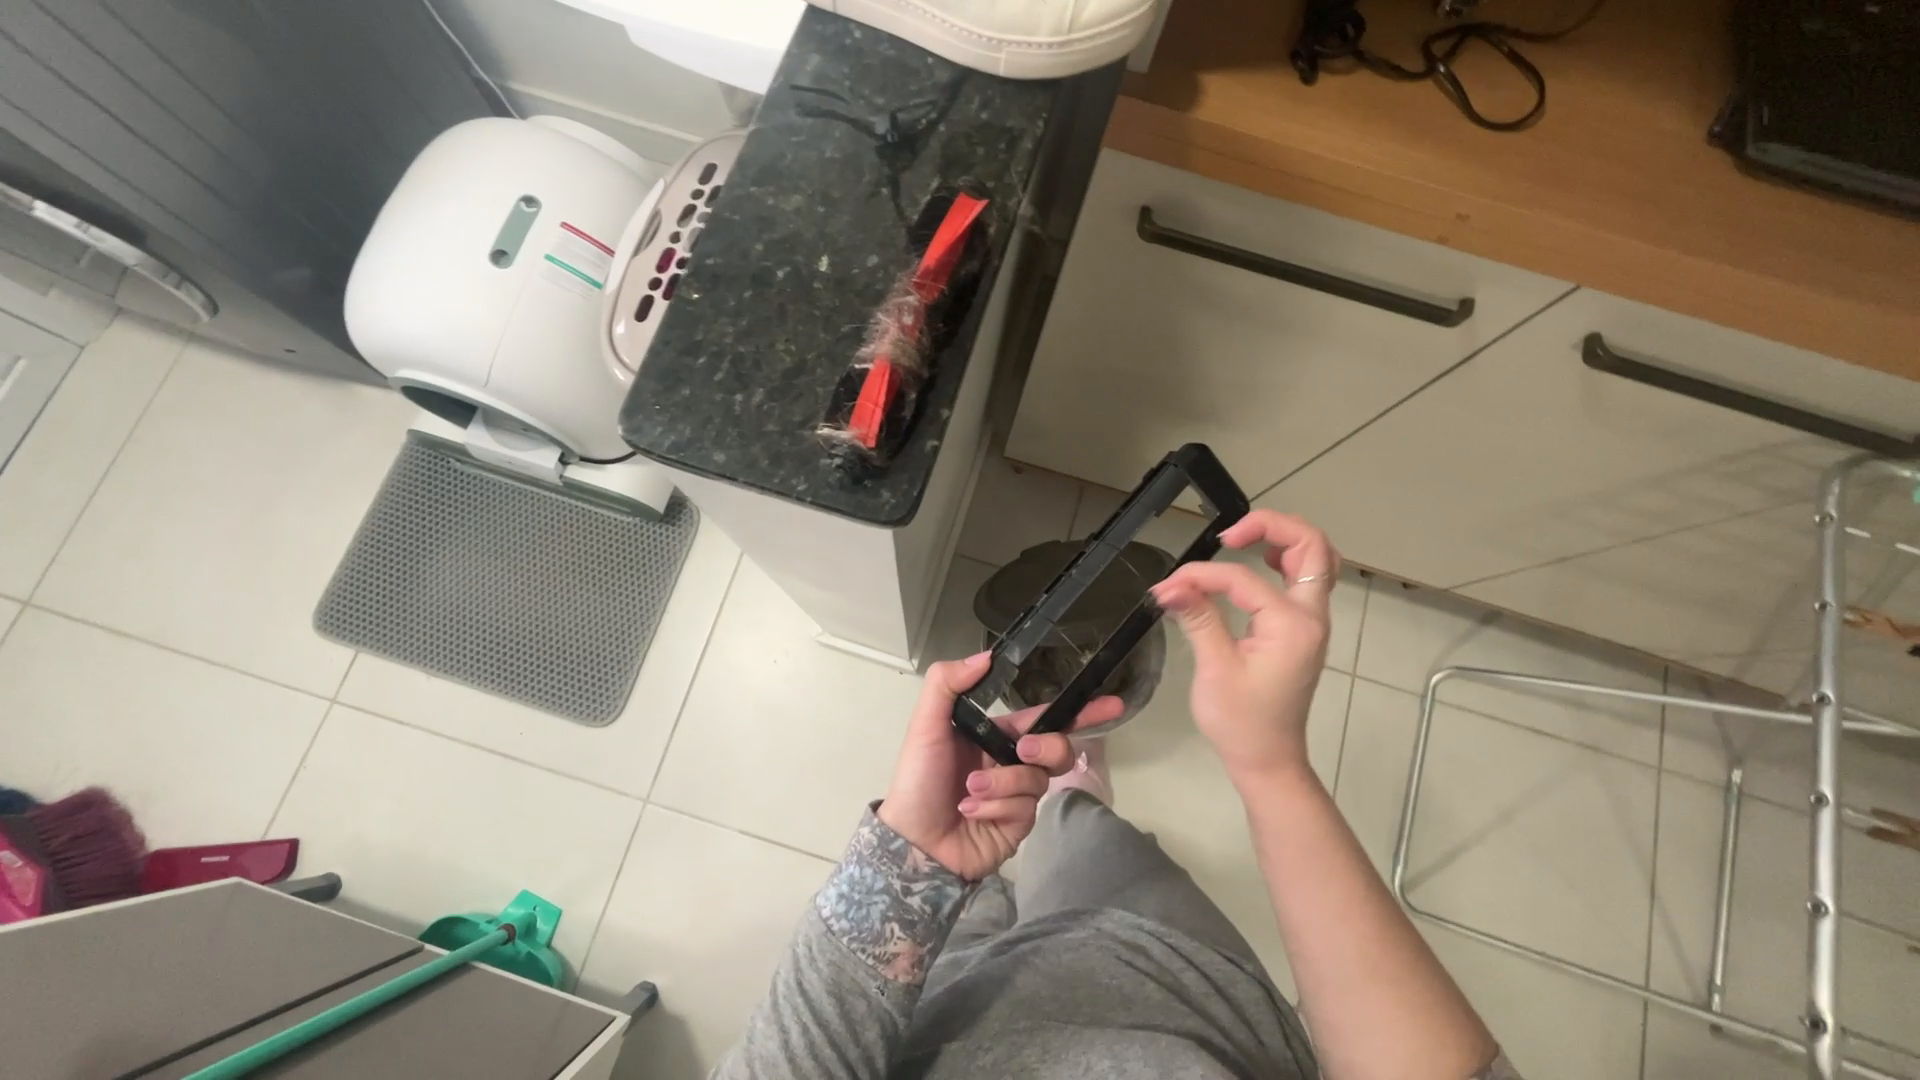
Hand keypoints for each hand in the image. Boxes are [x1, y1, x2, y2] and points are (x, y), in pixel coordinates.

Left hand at [878, 652, 1123, 880]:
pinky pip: (1024, 809)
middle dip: (1046, 746)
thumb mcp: (925, 725)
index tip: (1111, 705)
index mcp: (995, 735)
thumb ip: (947, 684)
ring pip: (1038, 780)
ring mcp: (1018, 796)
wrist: (911, 842)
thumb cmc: (917, 779)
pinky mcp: (1019, 825)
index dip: (1080, 711)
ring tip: (970, 790)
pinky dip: (995, 808)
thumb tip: (987, 656)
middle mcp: (1012, 762)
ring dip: (1003, 783)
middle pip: (1057, 747)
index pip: (1043, 717)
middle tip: (1023, 751)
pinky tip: (970, 812)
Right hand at [1149, 510, 1339, 783]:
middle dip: (1271, 527)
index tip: (1168, 588)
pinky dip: (1288, 561)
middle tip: (1229, 536)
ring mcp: (1311, 623)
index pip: (1244, 579)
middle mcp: (1311, 617)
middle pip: (1313, 547)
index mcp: (1292, 626)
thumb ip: (1198, 619)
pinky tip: (1261, 562)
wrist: (1267, 759)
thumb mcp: (1214, 670)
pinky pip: (1307, 580)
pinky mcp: (1302, 630)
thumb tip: (1168, 586)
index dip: (1201, 576)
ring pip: (1317, 559)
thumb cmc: (1241, 722)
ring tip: (1244, 541)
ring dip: (1285, 539)